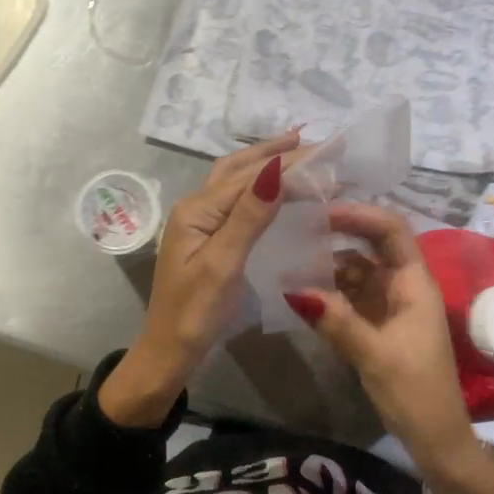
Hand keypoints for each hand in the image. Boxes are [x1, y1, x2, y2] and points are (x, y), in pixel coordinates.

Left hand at [98, 130, 301, 427]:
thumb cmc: (195, 313)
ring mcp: (199, 224)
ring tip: (297, 152)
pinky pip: (235, 202)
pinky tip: (275, 190)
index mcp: (197, 210)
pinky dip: (258, 188)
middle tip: (312, 140)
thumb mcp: (224, 264)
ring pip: (234, 182)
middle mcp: (195, 208)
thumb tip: (276, 170)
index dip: (287, 160)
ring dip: (264, 164)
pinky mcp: (207, 240)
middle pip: (237, 168)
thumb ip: (249, 217)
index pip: (248, 175)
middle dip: (273, 152)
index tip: (325, 149)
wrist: (168, 353)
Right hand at [287, 204, 493, 493]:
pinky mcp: (377, 324)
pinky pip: (350, 295)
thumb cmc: (415, 392)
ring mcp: (389, 305)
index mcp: (415, 284)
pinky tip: (301, 291)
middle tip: (297, 227)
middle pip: (371, 245)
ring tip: (290, 257)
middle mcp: (403, 286)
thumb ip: (336, 320)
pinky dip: (328, 290)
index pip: (392, 231)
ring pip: (357, 270)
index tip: (322, 212)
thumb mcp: (374, 355)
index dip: (360, 215)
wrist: (435, 439)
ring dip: (328, 264)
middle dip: (338, 234)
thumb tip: (294, 289)